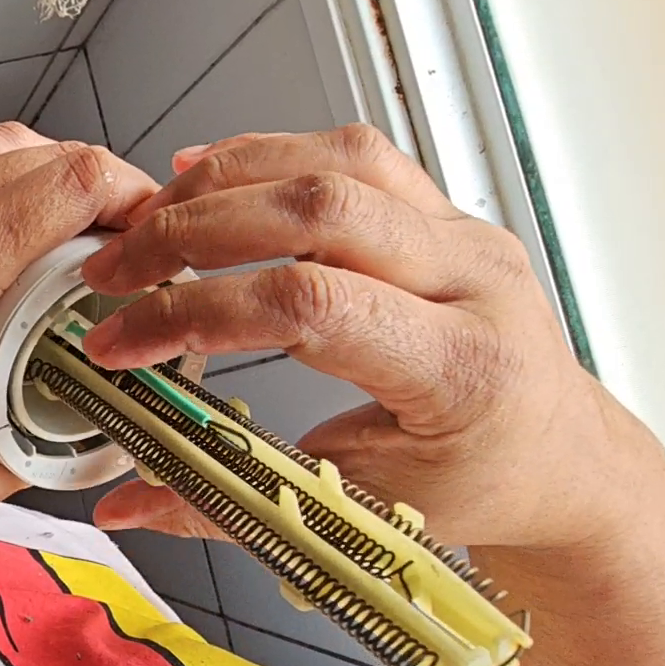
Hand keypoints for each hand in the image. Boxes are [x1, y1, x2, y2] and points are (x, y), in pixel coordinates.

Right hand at [79, 125, 636, 551]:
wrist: (551, 456)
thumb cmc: (472, 485)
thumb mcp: (343, 512)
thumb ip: (218, 504)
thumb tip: (123, 506)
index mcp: (458, 366)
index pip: (305, 305)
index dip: (191, 314)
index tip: (120, 342)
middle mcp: (471, 280)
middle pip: (313, 209)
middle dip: (186, 233)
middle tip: (112, 270)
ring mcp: (456, 234)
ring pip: (330, 162)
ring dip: (216, 184)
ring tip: (143, 222)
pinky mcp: (433, 213)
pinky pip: (346, 153)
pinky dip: (259, 155)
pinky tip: (200, 173)